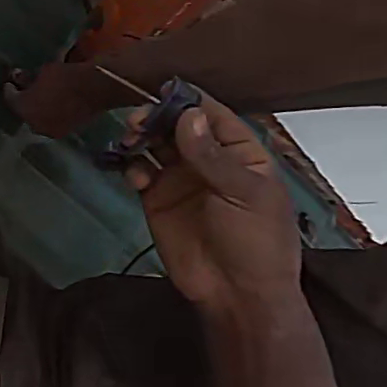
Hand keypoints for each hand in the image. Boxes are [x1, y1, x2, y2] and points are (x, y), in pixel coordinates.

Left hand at [4, 61, 144, 138]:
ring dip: (38, 106)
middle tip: (25, 87)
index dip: (10, 89)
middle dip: (24, 99)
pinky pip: (53, 119)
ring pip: (39, 117)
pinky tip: (55, 100)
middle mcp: (35, 125)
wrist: (98, 88)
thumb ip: (28, 78)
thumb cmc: (67, 77)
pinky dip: (51, 111)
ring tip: (41, 93)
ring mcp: (51, 130)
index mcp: (24, 109)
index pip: (10, 99)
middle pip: (24, 111)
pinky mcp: (67, 131)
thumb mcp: (44, 71)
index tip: (10, 82)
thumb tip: (16, 77)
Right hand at [123, 96, 306, 323]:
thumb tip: (188, 115)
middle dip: (158, 118)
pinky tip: (136, 175)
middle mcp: (207, 160)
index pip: (212, 115)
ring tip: (130, 139)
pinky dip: (134, 167)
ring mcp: (181, 179)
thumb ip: (212, 155)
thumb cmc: (256, 241)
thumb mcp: (244, 194)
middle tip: (139, 119)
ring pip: (156, 145)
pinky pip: (141, 172)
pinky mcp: (157, 199)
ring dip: (141, 137)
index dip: (189, 101)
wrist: (238, 295)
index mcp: (239, 152)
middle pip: (177, 125)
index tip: (164, 91)